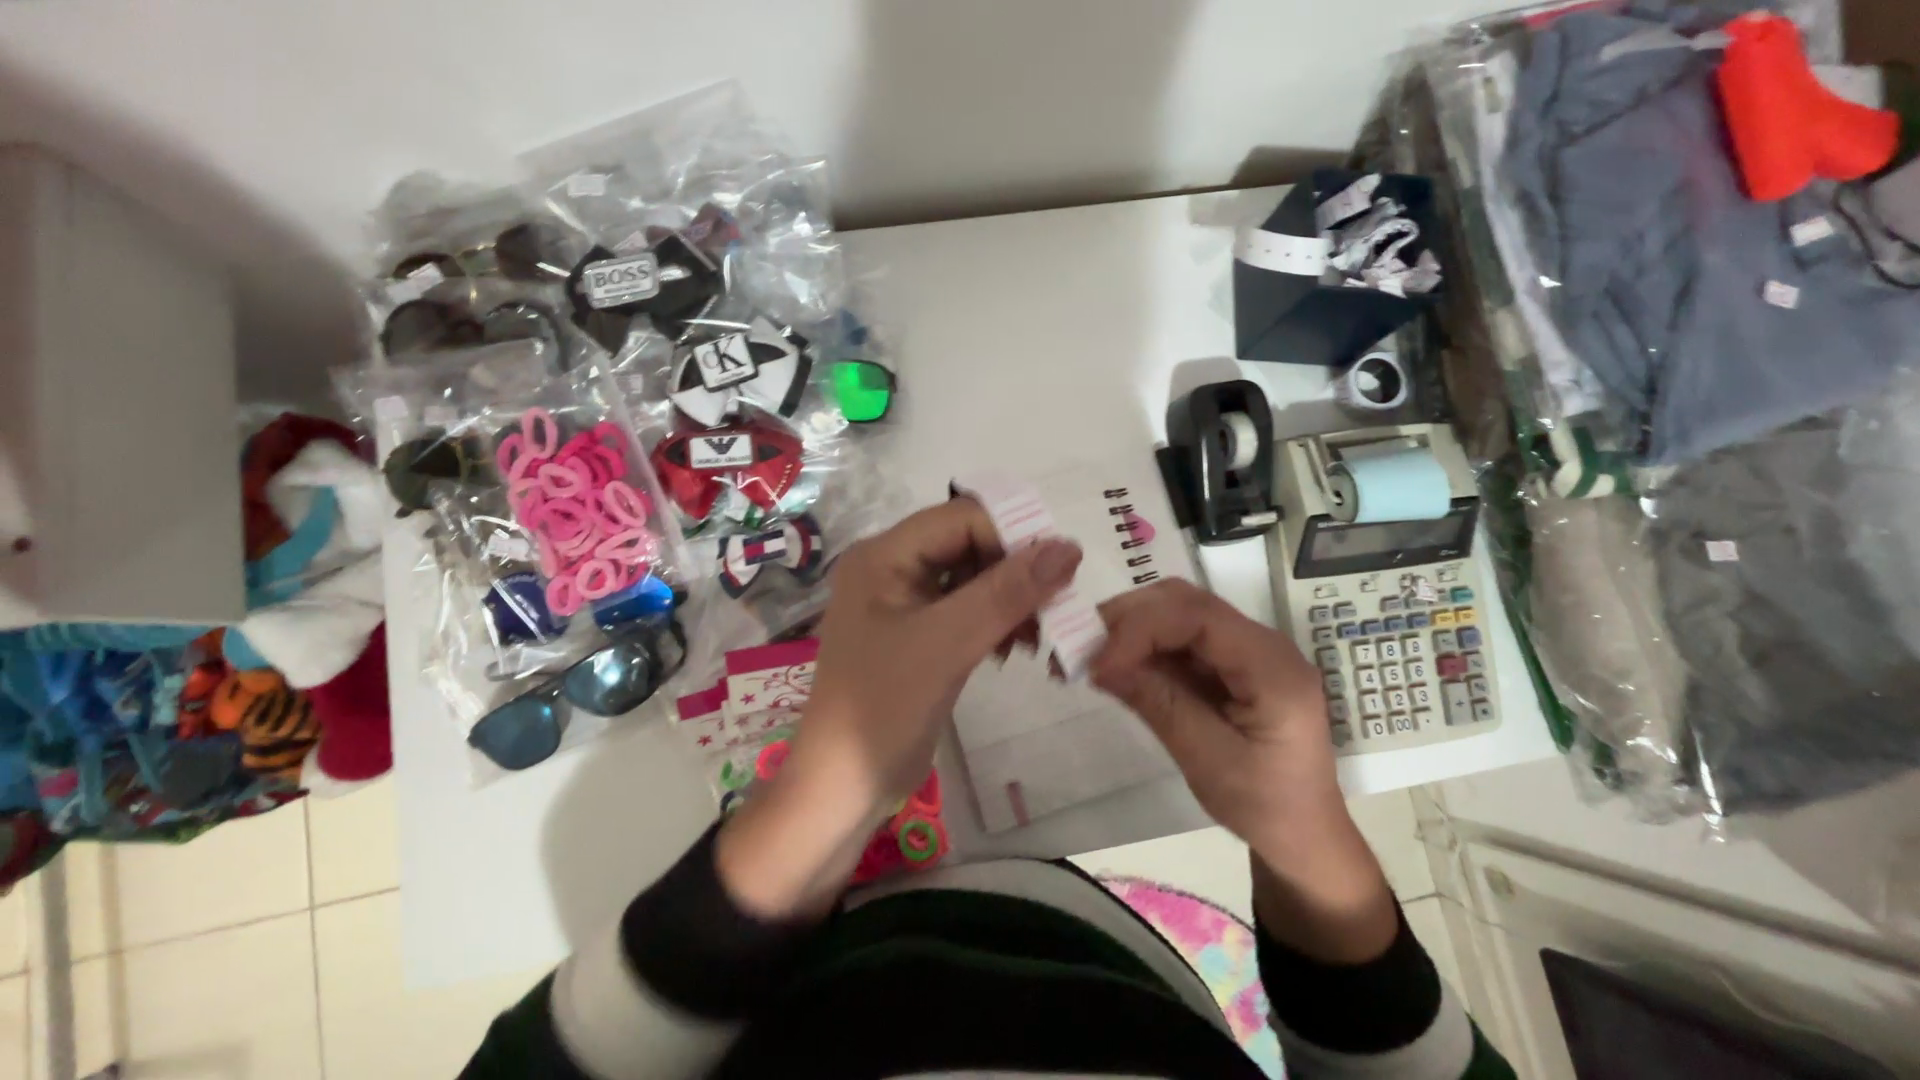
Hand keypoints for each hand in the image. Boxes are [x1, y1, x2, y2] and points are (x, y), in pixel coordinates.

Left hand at [717, 499, 1081, 918]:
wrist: (843, 788)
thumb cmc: (883, 708)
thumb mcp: (947, 644)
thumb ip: (1006, 592)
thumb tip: (1069, 546)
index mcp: (883, 555)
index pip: (962, 517)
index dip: (1015, 535)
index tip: (1062, 572)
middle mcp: (890, 568)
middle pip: (969, 544)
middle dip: (1015, 571)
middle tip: (1054, 609)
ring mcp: (902, 604)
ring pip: (972, 579)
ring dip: (1010, 600)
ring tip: (1036, 638)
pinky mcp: (916, 637)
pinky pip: (965, 611)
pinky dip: (995, 623)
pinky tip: (1014, 651)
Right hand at [1091, 580, 1396, 962]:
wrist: (1302, 832)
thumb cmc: (1264, 804)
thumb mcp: (1208, 760)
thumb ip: (1159, 704)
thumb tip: (1099, 664)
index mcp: (1273, 667)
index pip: (1198, 616)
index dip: (1140, 628)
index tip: (1096, 663)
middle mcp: (1263, 644)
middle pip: (1187, 603)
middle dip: (1128, 619)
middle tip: (1077, 649)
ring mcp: (1246, 650)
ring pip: (1178, 614)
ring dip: (1129, 629)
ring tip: (1086, 658)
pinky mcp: (1229, 664)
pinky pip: (1180, 640)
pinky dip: (1141, 647)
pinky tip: (1113, 666)